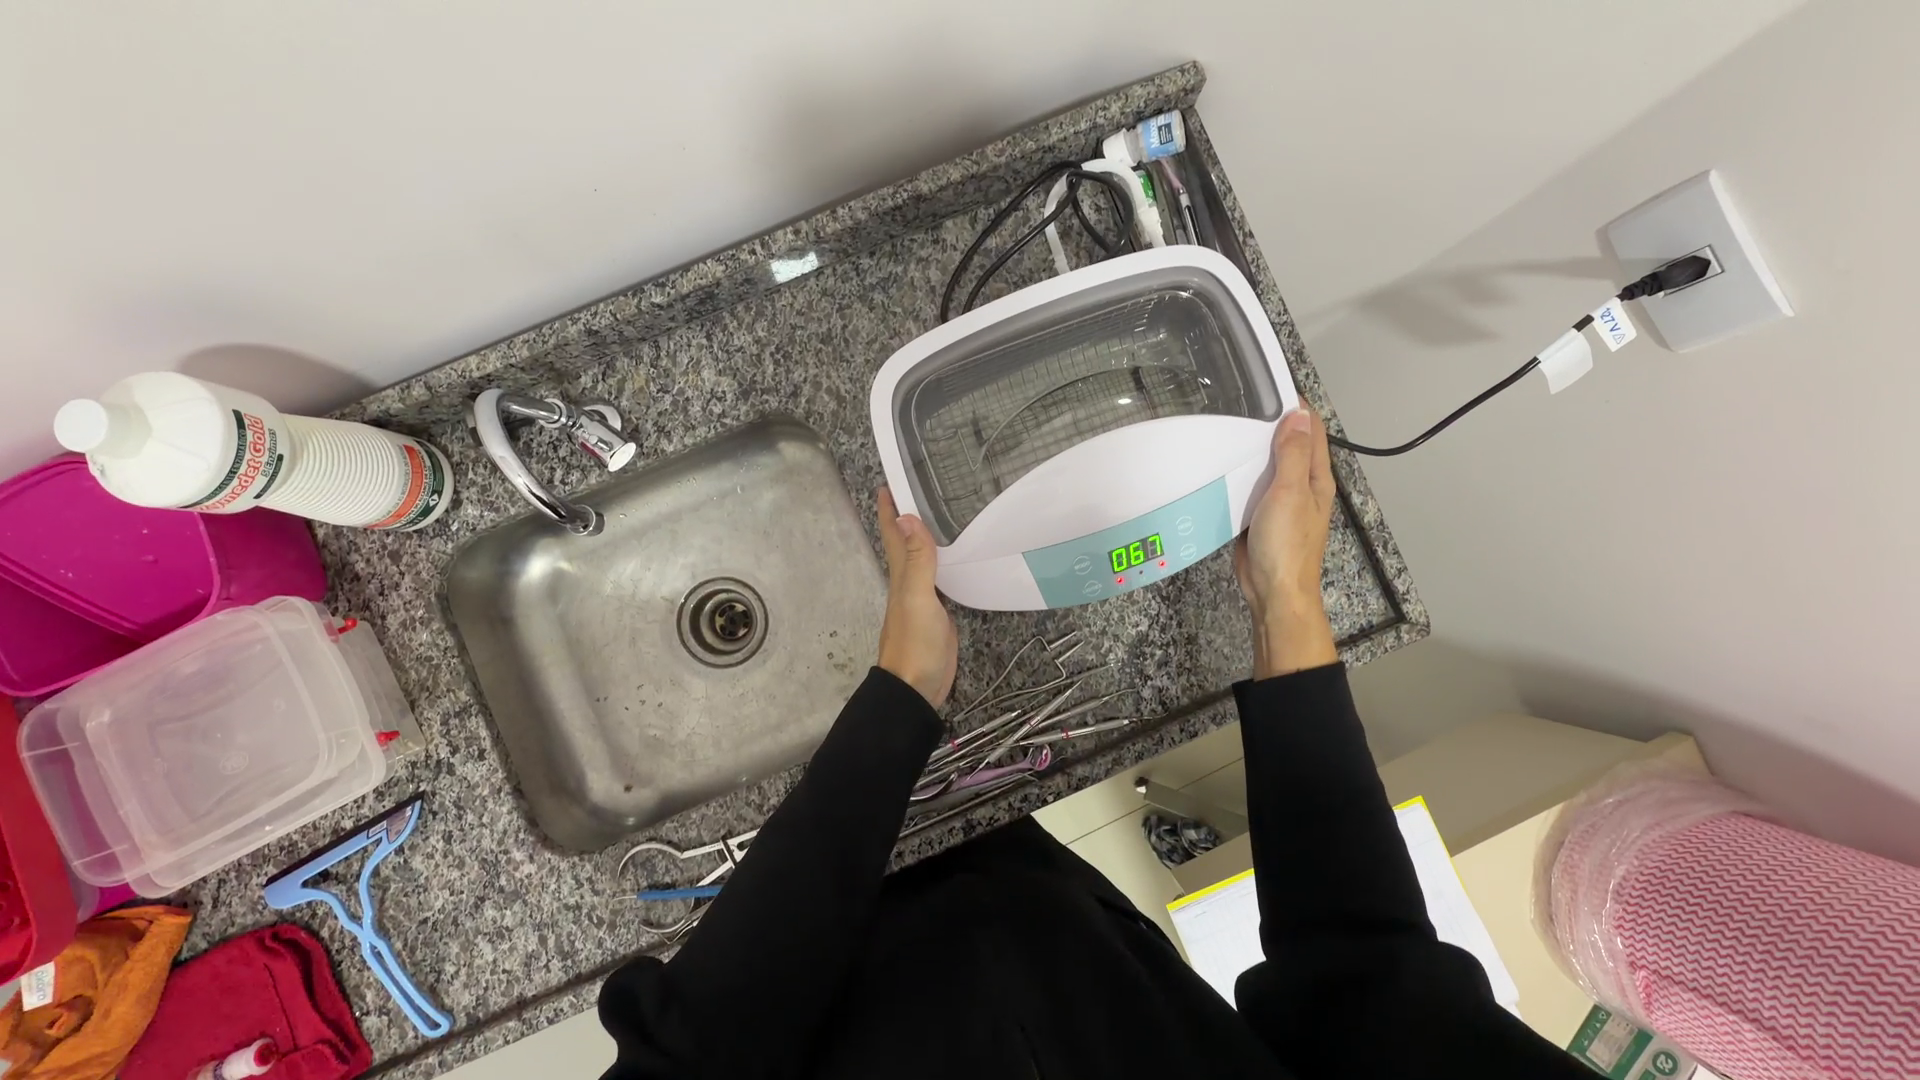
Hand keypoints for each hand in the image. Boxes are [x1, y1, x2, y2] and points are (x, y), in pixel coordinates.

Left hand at [876, 487, 957, 707]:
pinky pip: (938, 578)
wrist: (917, 688)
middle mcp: (909, 581)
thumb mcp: (917, 598)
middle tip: (922, 487)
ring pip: (922, 559)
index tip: (890, 480)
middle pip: (905, 542)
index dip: (890, 509)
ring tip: (942, 514)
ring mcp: (923, 598)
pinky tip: (956, 558)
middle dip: (909, 515)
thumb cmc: (915, 643)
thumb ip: (917, 560)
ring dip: (926, 536)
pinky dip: (943, 562)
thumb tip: (907, 516)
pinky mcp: (938, 613)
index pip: (893, 534)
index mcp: (901, 575)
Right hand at [1234, 408, 1338, 678]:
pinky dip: (1237, 473)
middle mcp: (1299, 485)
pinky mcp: (1258, 515)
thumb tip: (1297, 414)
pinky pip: (1248, 486)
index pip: (1310, 430)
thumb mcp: (1289, 493)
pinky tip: (1218, 464)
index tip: (1267, 383)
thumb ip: (1291, 455)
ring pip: (1265, 465)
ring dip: (1249, 448)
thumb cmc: (1286, 544)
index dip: (1294, 405)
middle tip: (1236, 400)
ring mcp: (1278, 501)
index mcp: (1314, 477)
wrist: (1273, 592)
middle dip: (1267, 422)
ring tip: (1223, 425)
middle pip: (1286, 444)